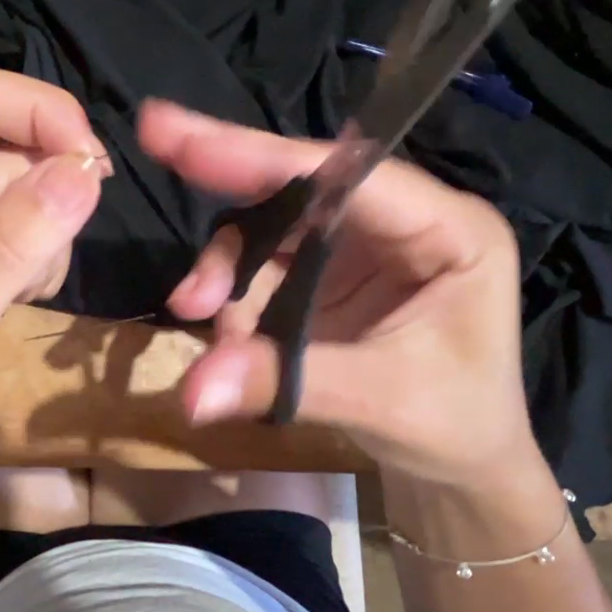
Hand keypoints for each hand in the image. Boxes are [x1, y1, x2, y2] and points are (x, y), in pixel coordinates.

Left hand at [0, 66, 108, 466]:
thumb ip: (4, 252)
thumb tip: (83, 171)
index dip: (36, 110)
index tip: (91, 161)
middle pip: (7, 138)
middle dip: (51, 181)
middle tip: (61, 245)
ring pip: (28, 185)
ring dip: (49, 229)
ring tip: (25, 289)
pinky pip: (30, 227)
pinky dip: (45, 256)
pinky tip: (23, 298)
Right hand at [138, 99, 536, 484]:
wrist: (457, 470)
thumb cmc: (451, 427)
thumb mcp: (377, 403)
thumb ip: (282, 383)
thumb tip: (190, 390)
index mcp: (444, 230)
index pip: (345, 177)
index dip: (261, 159)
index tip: (183, 142)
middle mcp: (396, 223)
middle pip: (296, 191)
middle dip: (228, 193)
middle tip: (154, 142)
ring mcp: (353, 248)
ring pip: (267, 231)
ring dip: (223, 272)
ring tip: (194, 315)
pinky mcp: (321, 277)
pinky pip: (258, 271)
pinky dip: (230, 302)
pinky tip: (226, 343)